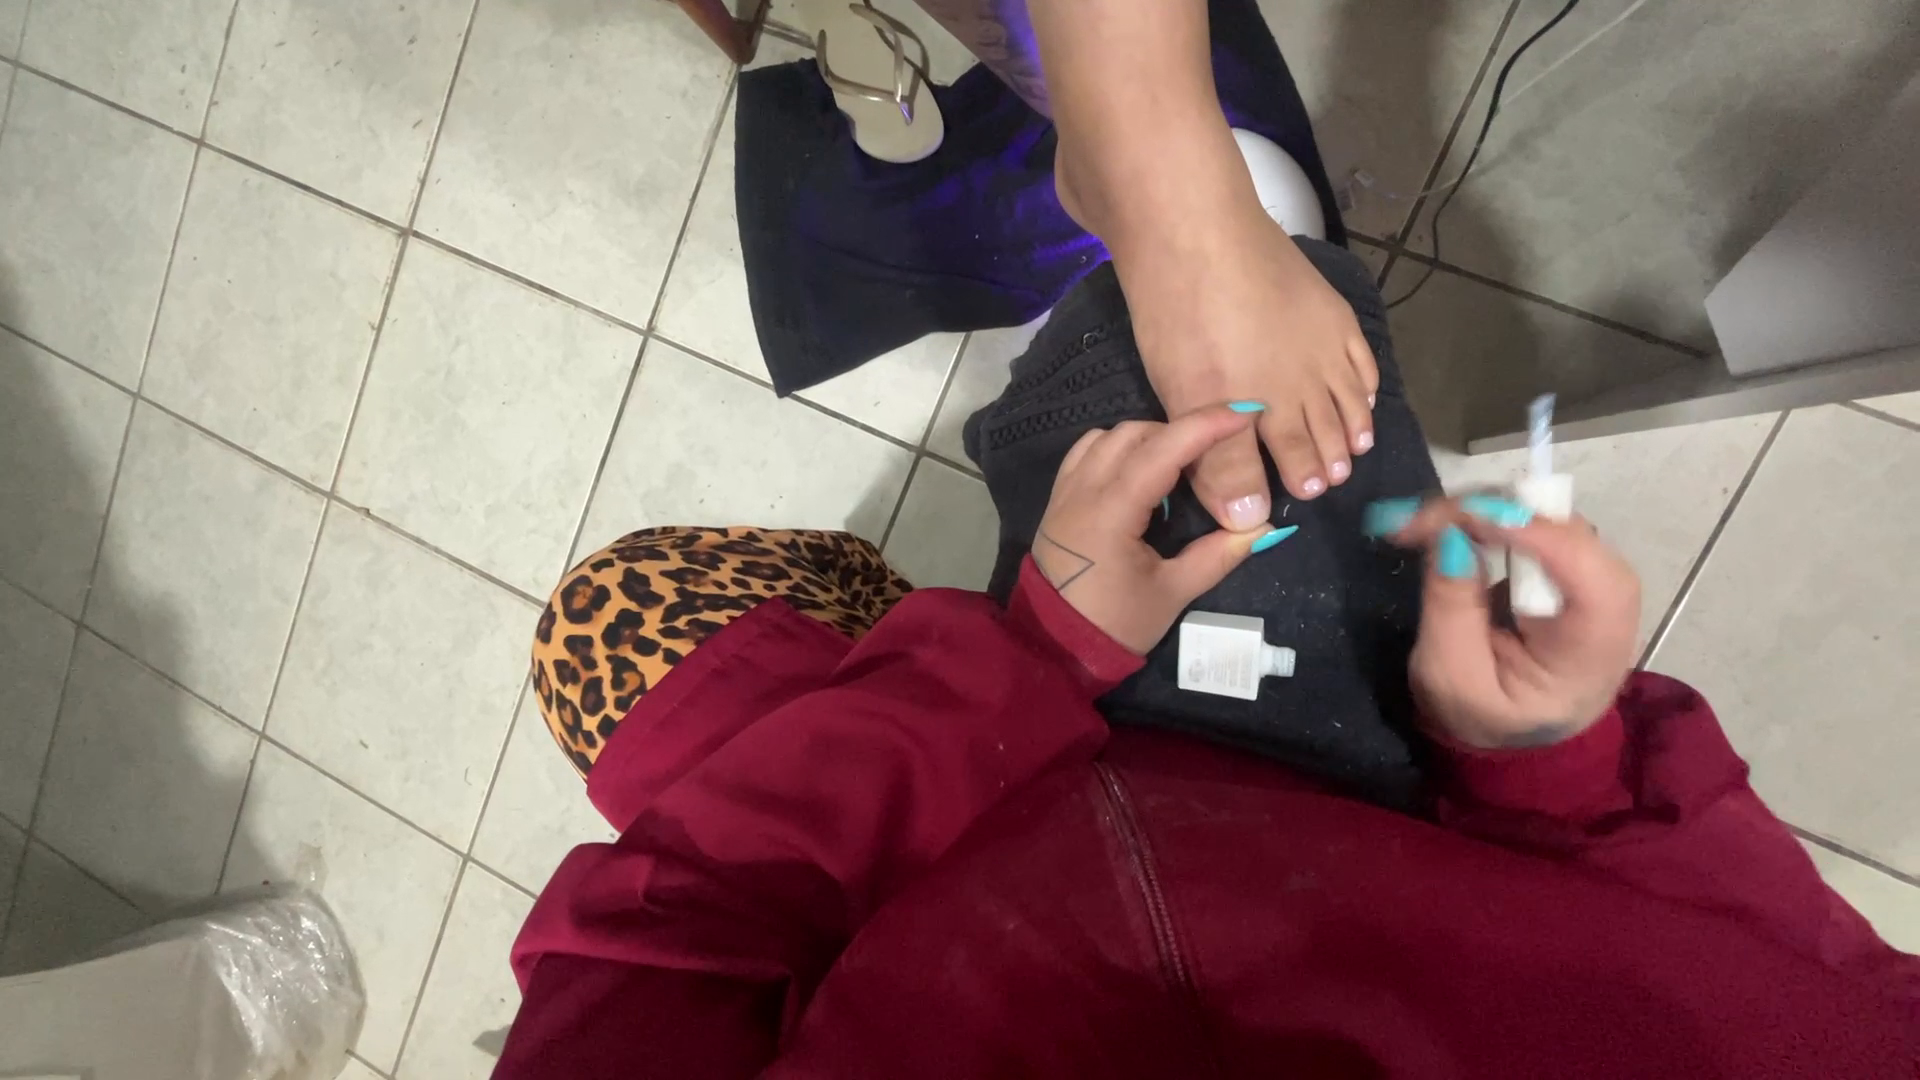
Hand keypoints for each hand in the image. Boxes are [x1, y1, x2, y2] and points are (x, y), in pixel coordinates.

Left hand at [1032, 405, 1292, 653]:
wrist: (1054, 643)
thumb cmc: (1115, 622)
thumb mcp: (1172, 592)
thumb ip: (1218, 555)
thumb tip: (1265, 527)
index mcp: (1111, 511)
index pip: (1162, 450)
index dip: (1205, 426)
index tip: (1245, 413)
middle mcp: (1083, 490)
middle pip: (1134, 433)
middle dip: (1179, 432)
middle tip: (1214, 455)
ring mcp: (1065, 492)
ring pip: (1106, 437)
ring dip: (1145, 438)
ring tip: (1177, 465)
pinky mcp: (1057, 500)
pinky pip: (1084, 453)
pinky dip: (1114, 448)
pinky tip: (1138, 471)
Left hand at [1115, 202, 1378, 527]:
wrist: (1195, 229)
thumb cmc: (1184, 322)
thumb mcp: (1191, 402)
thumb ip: (1223, 463)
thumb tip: (1251, 521)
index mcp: (1275, 402)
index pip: (1296, 453)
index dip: (1301, 475)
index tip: (1306, 495)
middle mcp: (1312, 373)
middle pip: (1326, 424)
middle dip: (1328, 456)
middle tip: (1334, 479)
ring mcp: (1322, 333)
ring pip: (1347, 391)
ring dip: (1350, 422)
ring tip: (1356, 446)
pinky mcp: (1322, 298)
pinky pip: (1359, 350)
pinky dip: (1365, 376)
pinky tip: (1366, 386)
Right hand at [1381, 496, 1640, 748]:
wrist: (1505, 736)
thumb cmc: (1477, 714)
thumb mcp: (1448, 674)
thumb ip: (1450, 609)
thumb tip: (1447, 538)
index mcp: (1589, 655)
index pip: (1595, 583)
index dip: (1541, 538)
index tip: (1469, 518)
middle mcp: (1609, 613)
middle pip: (1575, 540)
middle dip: (1500, 513)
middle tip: (1426, 517)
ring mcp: (1590, 589)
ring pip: (1554, 525)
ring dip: (1489, 510)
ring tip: (1425, 522)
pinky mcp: (1565, 575)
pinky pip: (1535, 530)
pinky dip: (1488, 518)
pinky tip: (1447, 525)